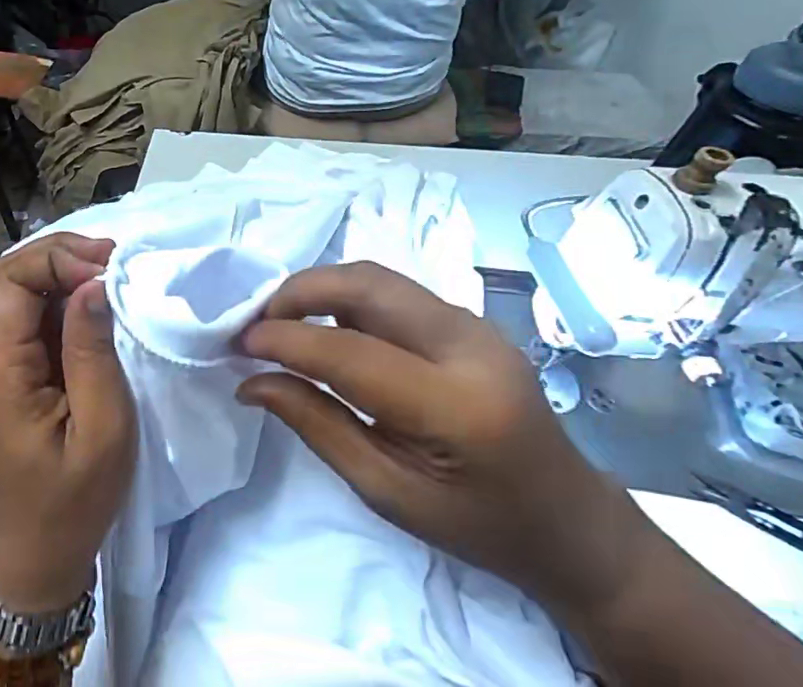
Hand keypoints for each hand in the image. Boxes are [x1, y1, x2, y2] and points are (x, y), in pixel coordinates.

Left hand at [0, 233, 134, 612]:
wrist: (37, 558)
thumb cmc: (74, 499)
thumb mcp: (102, 427)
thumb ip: (94, 351)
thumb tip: (94, 284)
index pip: (9, 282)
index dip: (58, 260)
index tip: (110, 273)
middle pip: (6, 278)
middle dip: (60, 255)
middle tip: (116, 262)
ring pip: (16, 293)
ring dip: (63, 274)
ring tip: (113, 277)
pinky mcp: (10, 378)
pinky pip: (29, 320)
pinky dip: (63, 299)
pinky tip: (97, 304)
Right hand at [235, 263, 651, 616]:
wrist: (563, 513)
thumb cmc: (478, 525)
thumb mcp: (389, 493)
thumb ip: (321, 427)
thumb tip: (254, 381)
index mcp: (456, 404)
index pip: (353, 351)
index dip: (289, 338)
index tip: (239, 342)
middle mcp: (470, 343)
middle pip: (370, 284)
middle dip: (302, 290)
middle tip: (256, 322)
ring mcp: (477, 323)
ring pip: (383, 278)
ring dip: (325, 289)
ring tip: (282, 321)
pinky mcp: (473, 320)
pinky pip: (400, 294)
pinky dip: (353, 300)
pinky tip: (330, 327)